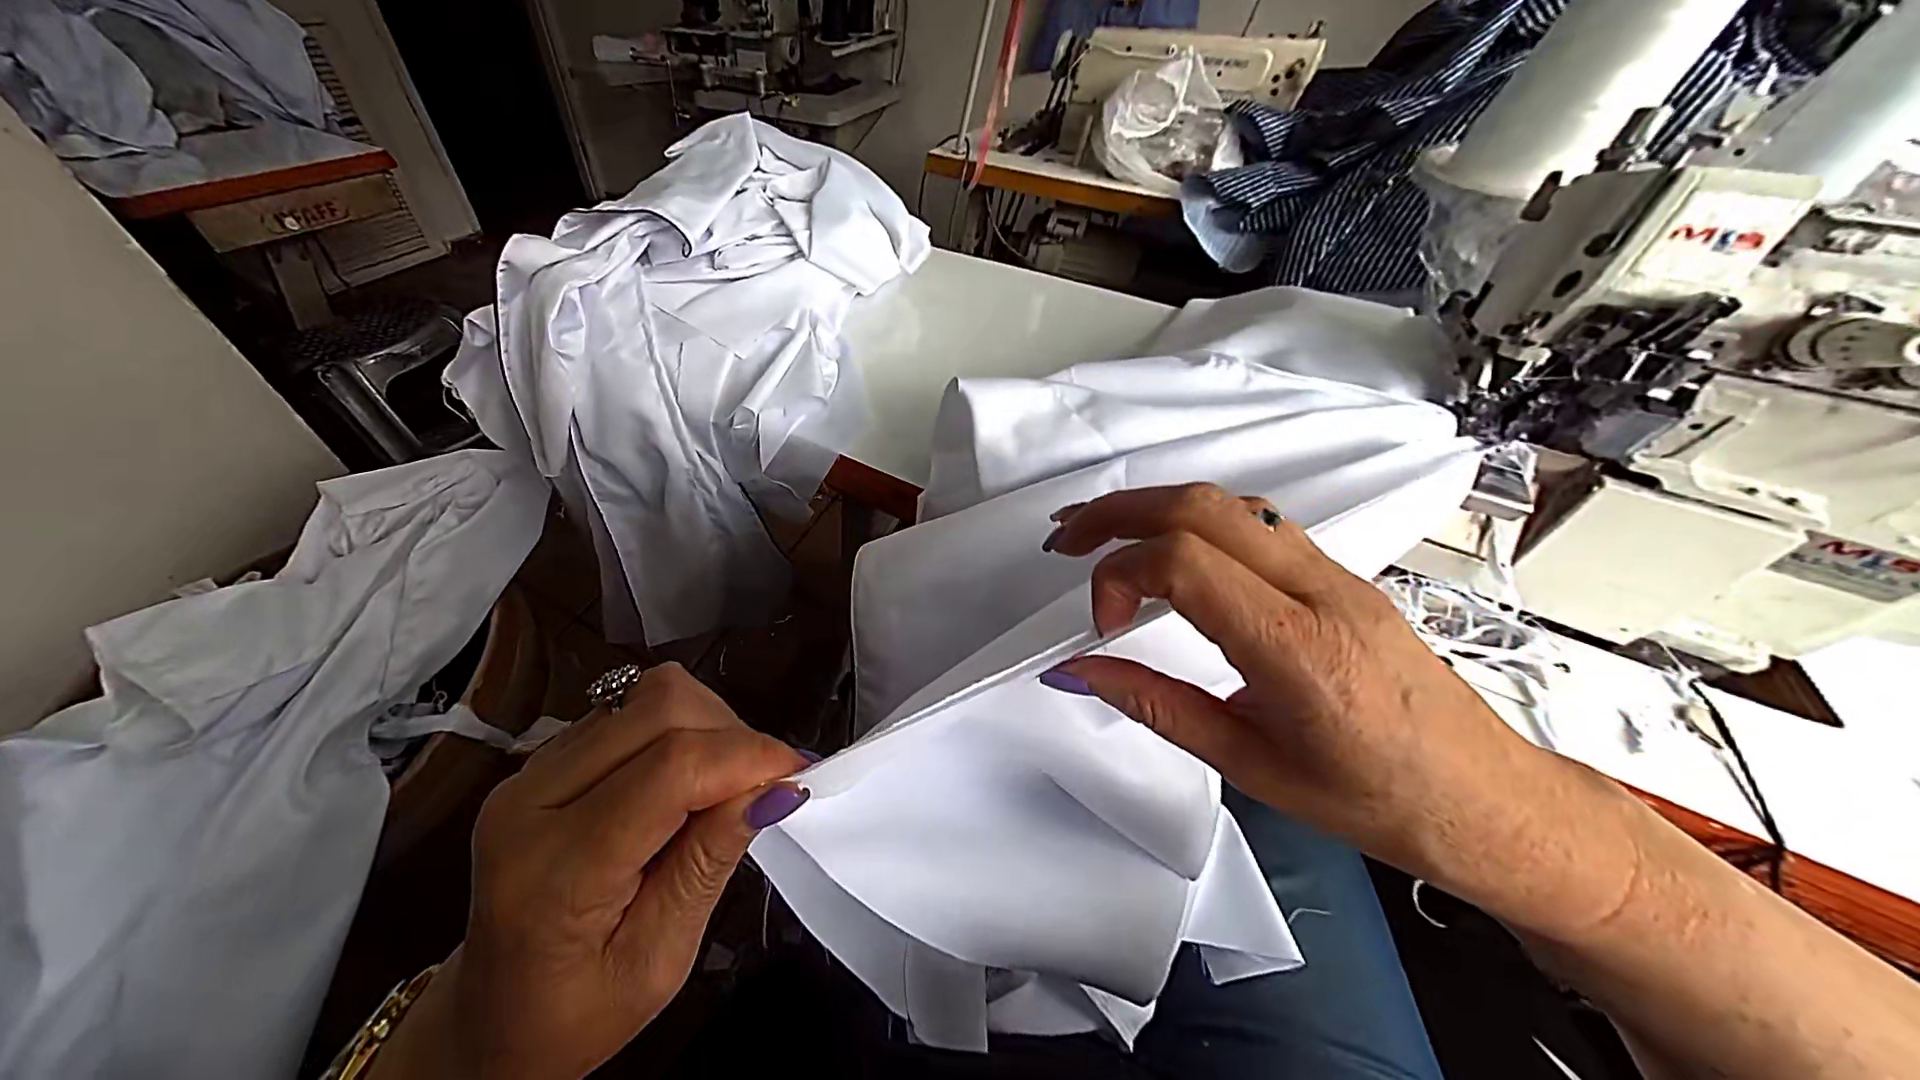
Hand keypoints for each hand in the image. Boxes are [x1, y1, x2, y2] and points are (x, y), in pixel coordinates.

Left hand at [371, 663, 809, 1079]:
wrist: (488, 1018)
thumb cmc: (571, 1014)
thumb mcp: (657, 962)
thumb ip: (710, 863)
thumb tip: (773, 790)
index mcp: (553, 869)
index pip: (671, 769)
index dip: (749, 757)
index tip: (797, 774)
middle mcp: (531, 799)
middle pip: (661, 707)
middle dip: (733, 735)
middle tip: (763, 783)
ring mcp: (533, 769)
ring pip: (652, 694)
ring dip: (711, 725)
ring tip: (726, 783)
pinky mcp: (547, 756)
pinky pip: (635, 706)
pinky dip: (685, 727)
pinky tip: (692, 778)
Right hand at [1041, 484, 1632, 925]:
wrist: (1489, 799)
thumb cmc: (1380, 798)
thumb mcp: (1248, 765)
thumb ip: (1156, 705)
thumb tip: (1083, 671)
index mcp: (1298, 650)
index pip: (1185, 562)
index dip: (1119, 576)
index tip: (1103, 624)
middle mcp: (1320, 593)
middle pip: (1201, 507)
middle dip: (1116, 511)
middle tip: (1067, 538)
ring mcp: (1336, 574)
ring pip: (1228, 501)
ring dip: (1154, 507)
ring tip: (1101, 534)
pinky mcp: (1339, 573)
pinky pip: (1255, 519)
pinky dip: (1194, 519)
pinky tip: (1168, 547)